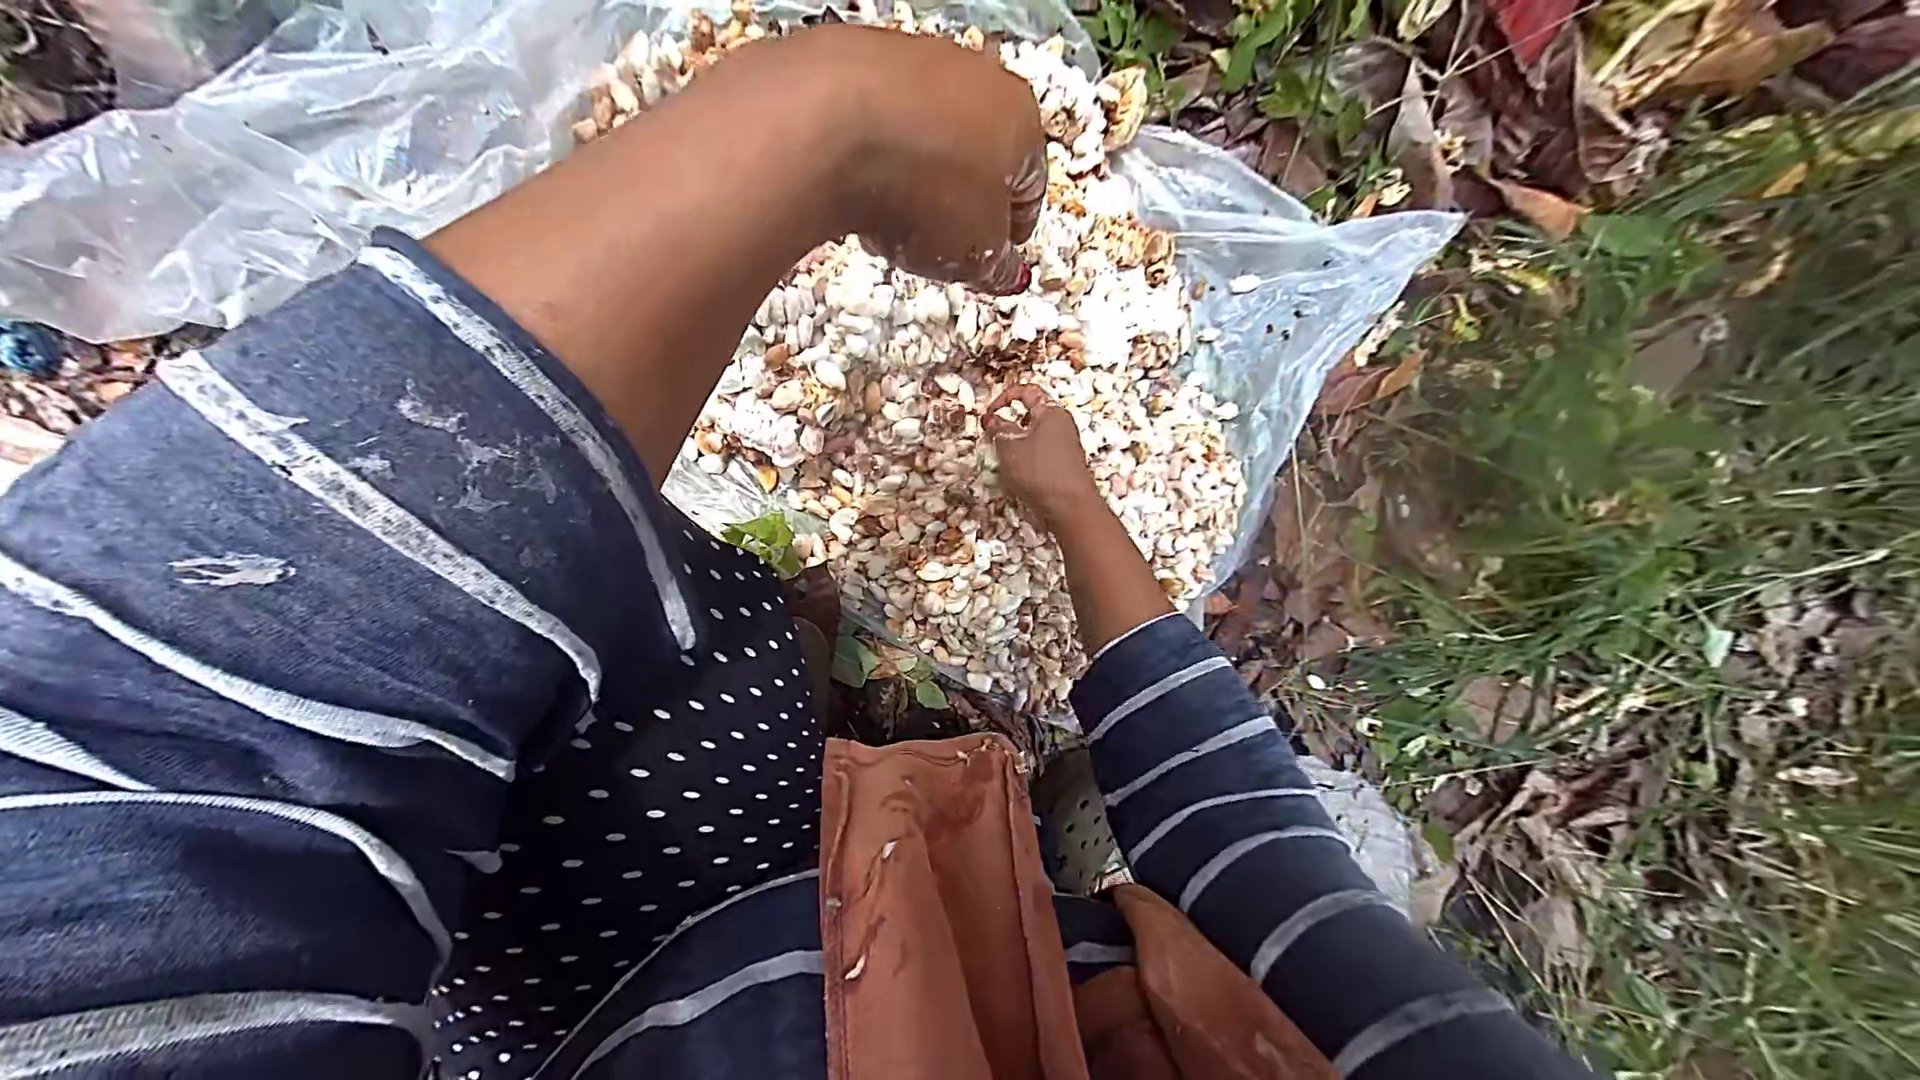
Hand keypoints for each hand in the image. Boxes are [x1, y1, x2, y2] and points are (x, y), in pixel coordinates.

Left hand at [797, 25, 1045, 292]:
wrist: (826, 130)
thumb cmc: (922, 189)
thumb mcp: (975, 254)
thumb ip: (998, 267)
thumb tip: (1005, 273)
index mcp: (1021, 120)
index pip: (1031, 186)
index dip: (1015, 230)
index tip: (999, 256)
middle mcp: (976, 79)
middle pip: (979, 159)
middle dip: (963, 209)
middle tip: (946, 250)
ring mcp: (917, 66)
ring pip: (930, 143)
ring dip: (920, 189)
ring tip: (898, 231)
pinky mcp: (861, 66)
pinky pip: (883, 129)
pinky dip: (880, 164)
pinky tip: (864, 199)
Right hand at [984, 385, 1103, 527]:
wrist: (1070, 508)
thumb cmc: (1042, 473)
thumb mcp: (1010, 448)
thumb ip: (998, 430)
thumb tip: (991, 420)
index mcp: (1052, 413)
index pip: (1027, 392)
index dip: (1004, 398)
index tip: (990, 413)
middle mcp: (1061, 426)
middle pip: (1029, 416)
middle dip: (1008, 426)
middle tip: (993, 438)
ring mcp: (1063, 447)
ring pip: (1032, 438)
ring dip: (1014, 446)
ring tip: (1002, 460)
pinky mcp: (1062, 466)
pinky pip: (1038, 456)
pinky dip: (1024, 461)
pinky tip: (1015, 475)